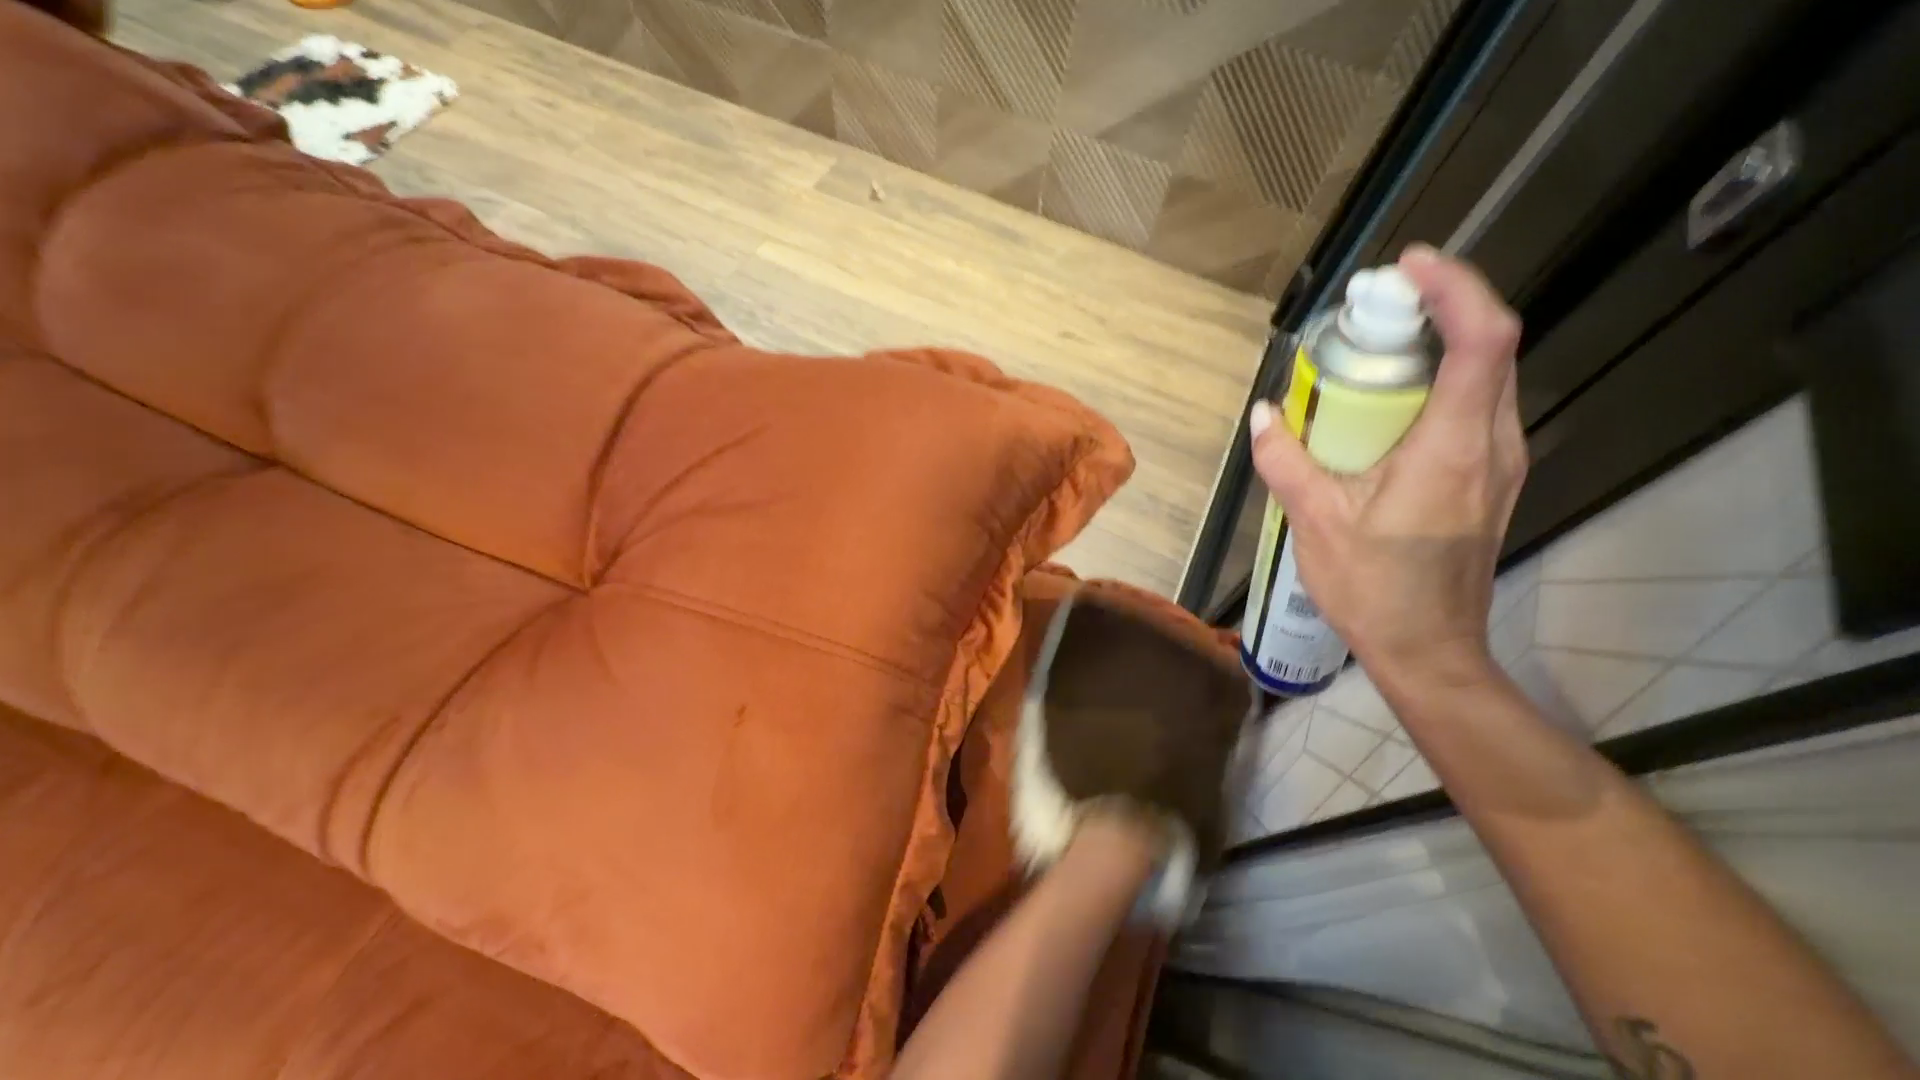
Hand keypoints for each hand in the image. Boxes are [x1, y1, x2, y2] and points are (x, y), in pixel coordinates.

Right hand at [1248, 246, 1526, 693]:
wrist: (1431, 651)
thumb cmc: (1376, 590)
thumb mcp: (1316, 523)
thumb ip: (1286, 461)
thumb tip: (1265, 414)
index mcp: (1452, 447)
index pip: (1482, 339)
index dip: (1456, 288)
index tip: (1407, 268)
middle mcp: (1492, 445)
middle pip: (1491, 347)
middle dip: (1442, 308)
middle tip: (1381, 304)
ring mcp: (1501, 463)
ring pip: (1489, 377)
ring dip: (1443, 345)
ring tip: (1384, 345)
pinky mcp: (1493, 480)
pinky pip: (1478, 408)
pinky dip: (1443, 383)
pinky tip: (1394, 403)